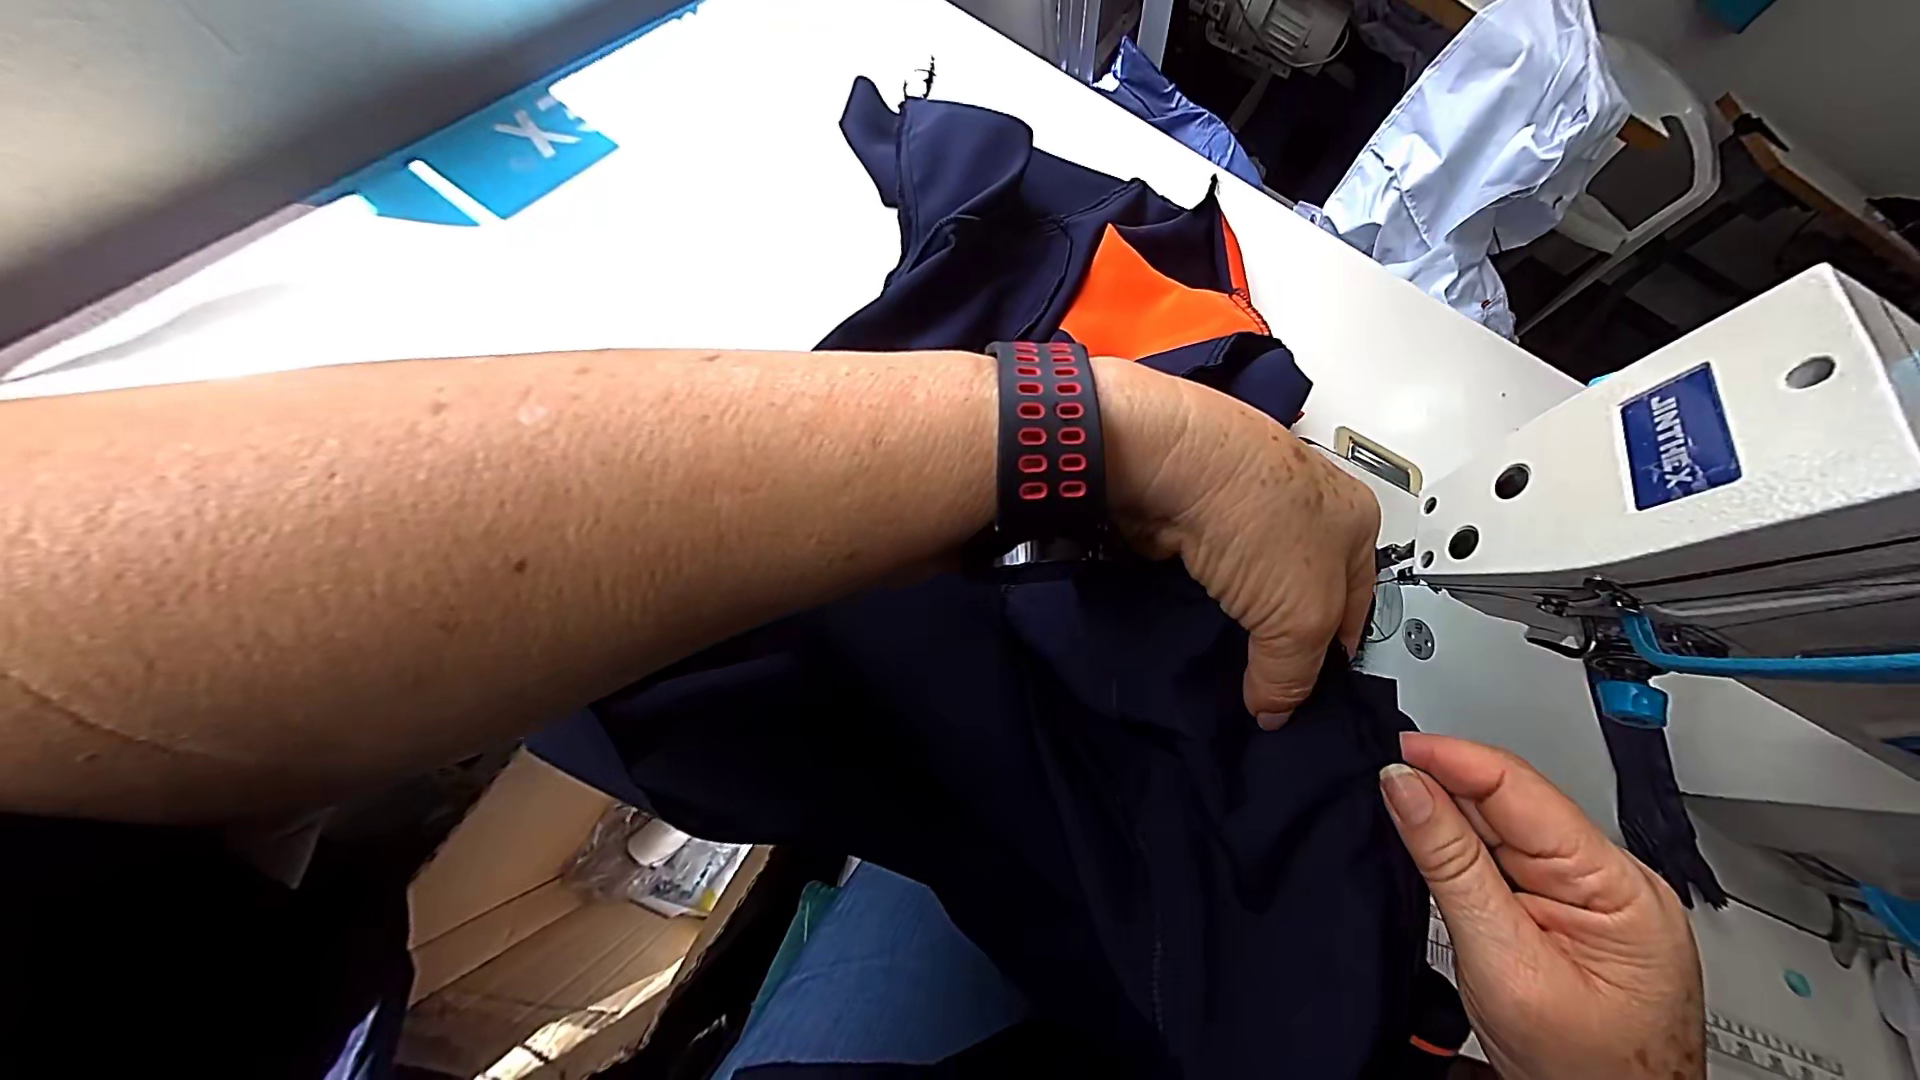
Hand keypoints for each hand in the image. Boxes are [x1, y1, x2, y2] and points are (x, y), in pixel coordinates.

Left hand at [1095, 357, 1378, 724]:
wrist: (1172, 466)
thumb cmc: (1257, 513)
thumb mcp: (1303, 613)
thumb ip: (1293, 672)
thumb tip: (1273, 710)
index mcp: (1353, 523)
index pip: (1358, 607)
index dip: (1337, 655)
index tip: (1313, 693)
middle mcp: (1299, 512)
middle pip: (1299, 595)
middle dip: (1279, 639)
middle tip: (1263, 684)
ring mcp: (1242, 513)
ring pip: (1246, 586)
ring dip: (1233, 622)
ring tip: (1223, 660)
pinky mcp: (1194, 520)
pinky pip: (1203, 576)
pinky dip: (1198, 602)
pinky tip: (1190, 627)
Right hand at [1381, 733, 1705, 1079]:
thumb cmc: (1586, 1069)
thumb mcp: (1501, 959)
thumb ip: (1448, 862)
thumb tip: (1402, 783)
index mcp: (1616, 885)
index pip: (1517, 785)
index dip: (1446, 757)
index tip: (1386, 750)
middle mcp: (1605, 874)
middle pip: (1502, 795)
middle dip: (1435, 781)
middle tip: (1374, 781)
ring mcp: (1582, 885)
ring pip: (1491, 816)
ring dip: (1439, 809)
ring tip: (1392, 808)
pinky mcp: (1556, 896)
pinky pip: (1492, 844)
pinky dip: (1450, 837)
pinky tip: (1424, 837)